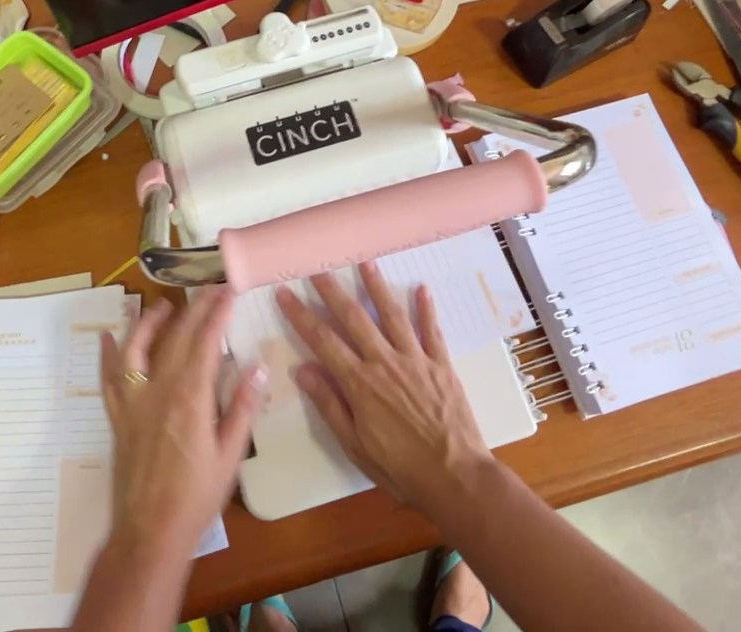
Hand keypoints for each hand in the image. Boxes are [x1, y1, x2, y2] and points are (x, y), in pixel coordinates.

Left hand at [99, 288, 265, 552]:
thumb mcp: (230, 455)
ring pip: (136, 349)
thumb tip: (258, 366)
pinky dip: (106, 355)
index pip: (206, 342)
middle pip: (176, 338)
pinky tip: (107, 337)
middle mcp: (159, 390)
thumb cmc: (196, 496)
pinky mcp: (118, 417)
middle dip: (194, 309)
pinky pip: (109, 379)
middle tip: (208, 286)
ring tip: (163, 304)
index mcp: (190, 397)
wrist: (150, 531)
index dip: (218, 313)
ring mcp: (133, 402)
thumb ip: (242, 408)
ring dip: (149, 322)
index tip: (229, 289)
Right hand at [275, 263, 493, 512]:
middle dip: (333, 290)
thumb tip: (302, 369)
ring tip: (365, 262)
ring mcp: (415, 359)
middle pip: (354, 317)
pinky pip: (432, 331)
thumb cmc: (400, 469)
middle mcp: (384, 362)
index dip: (301, 315)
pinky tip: (421, 288)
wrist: (456, 478)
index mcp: (359, 383)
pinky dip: (426, 309)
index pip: (322, 340)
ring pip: (392, 314)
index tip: (285, 293)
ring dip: (377, 287)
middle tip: (317, 266)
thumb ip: (329, 405)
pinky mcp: (442, 365)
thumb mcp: (354, 445)